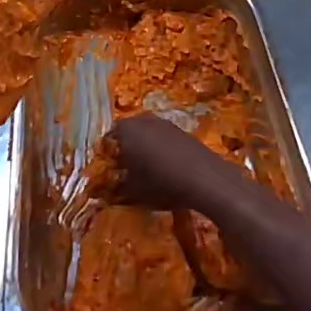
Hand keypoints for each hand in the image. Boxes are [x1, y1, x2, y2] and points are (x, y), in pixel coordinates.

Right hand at [106, 113, 232, 210]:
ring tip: (146, 169)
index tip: (111, 172)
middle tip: (126, 170)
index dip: (108, 155)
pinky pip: (161, 136)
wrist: (203, 176)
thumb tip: (107, 188)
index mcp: (125, 129)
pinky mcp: (179, 129)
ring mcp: (162, 122)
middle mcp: (141, 119)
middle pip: (126, 132)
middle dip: (125, 148)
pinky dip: (159, 147)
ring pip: (145, 132)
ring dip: (143, 146)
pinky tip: (165, 166)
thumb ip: (116, 186)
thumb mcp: (132, 190)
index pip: (107, 139)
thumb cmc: (161, 182)